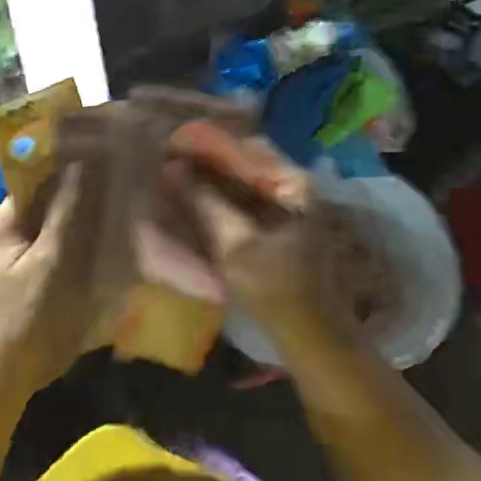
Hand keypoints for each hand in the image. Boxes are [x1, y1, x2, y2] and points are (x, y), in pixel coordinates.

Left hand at [0, 172, 116, 397]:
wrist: (11, 377)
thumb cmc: (26, 319)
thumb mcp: (50, 263)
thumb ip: (68, 212)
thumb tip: (85, 160)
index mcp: (6, 218)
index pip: (39, 172)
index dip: (72, 158)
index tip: (110, 144)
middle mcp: (15, 225)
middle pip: (54, 193)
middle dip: (87, 183)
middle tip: (128, 168)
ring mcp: (30, 247)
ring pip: (65, 216)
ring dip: (91, 208)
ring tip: (130, 192)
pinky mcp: (46, 267)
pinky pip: (69, 239)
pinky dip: (90, 234)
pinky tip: (120, 228)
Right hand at [166, 122, 382, 346]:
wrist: (312, 336)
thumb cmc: (276, 289)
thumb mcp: (234, 245)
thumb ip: (203, 203)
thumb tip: (172, 167)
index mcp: (294, 184)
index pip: (245, 147)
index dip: (207, 144)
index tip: (173, 146)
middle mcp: (296, 187)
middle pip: (245, 162)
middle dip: (207, 162)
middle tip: (168, 162)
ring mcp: (291, 206)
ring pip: (243, 182)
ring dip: (212, 180)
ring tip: (175, 178)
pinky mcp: (282, 225)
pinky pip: (247, 200)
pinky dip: (222, 199)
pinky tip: (196, 201)